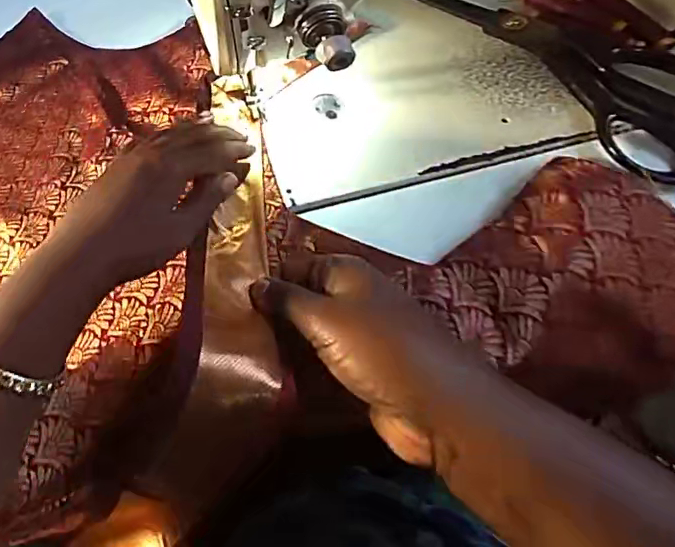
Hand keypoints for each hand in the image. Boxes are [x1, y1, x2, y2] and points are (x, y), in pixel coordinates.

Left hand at [0, 119, 253, 378]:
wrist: (81, 251)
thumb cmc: (135, 247)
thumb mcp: (179, 230)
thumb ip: (205, 200)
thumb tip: (230, 176)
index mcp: (170, 168)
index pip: (210, 153)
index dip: (232, 152)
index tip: (251, 149)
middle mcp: (151, 153)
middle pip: (190, 137)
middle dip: (217, 134)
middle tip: (239, 134)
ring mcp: (130, 156)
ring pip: (168, 133)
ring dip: (192, 128)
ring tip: (210, 122)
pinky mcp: (117, 164)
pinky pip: (149, 139)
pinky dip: (166, 134)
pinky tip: (169, 136)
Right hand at [251, 250, 447, 464]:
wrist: (439, 410)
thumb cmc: (379, 349)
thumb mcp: (323, 318)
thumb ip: (285, 299)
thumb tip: (254, 284)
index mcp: (345, 271)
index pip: (293, 265)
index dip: (267, 280)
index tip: (236, 298)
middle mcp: (351, 297)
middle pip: (301, 299)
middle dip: (274, 314)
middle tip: (236, 328)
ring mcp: (358, 335)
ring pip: (311, 333)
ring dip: (287, 344)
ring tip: (247, 352)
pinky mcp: (362, 370)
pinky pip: (324, 361)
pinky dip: (305, 368)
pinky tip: (276, 376)